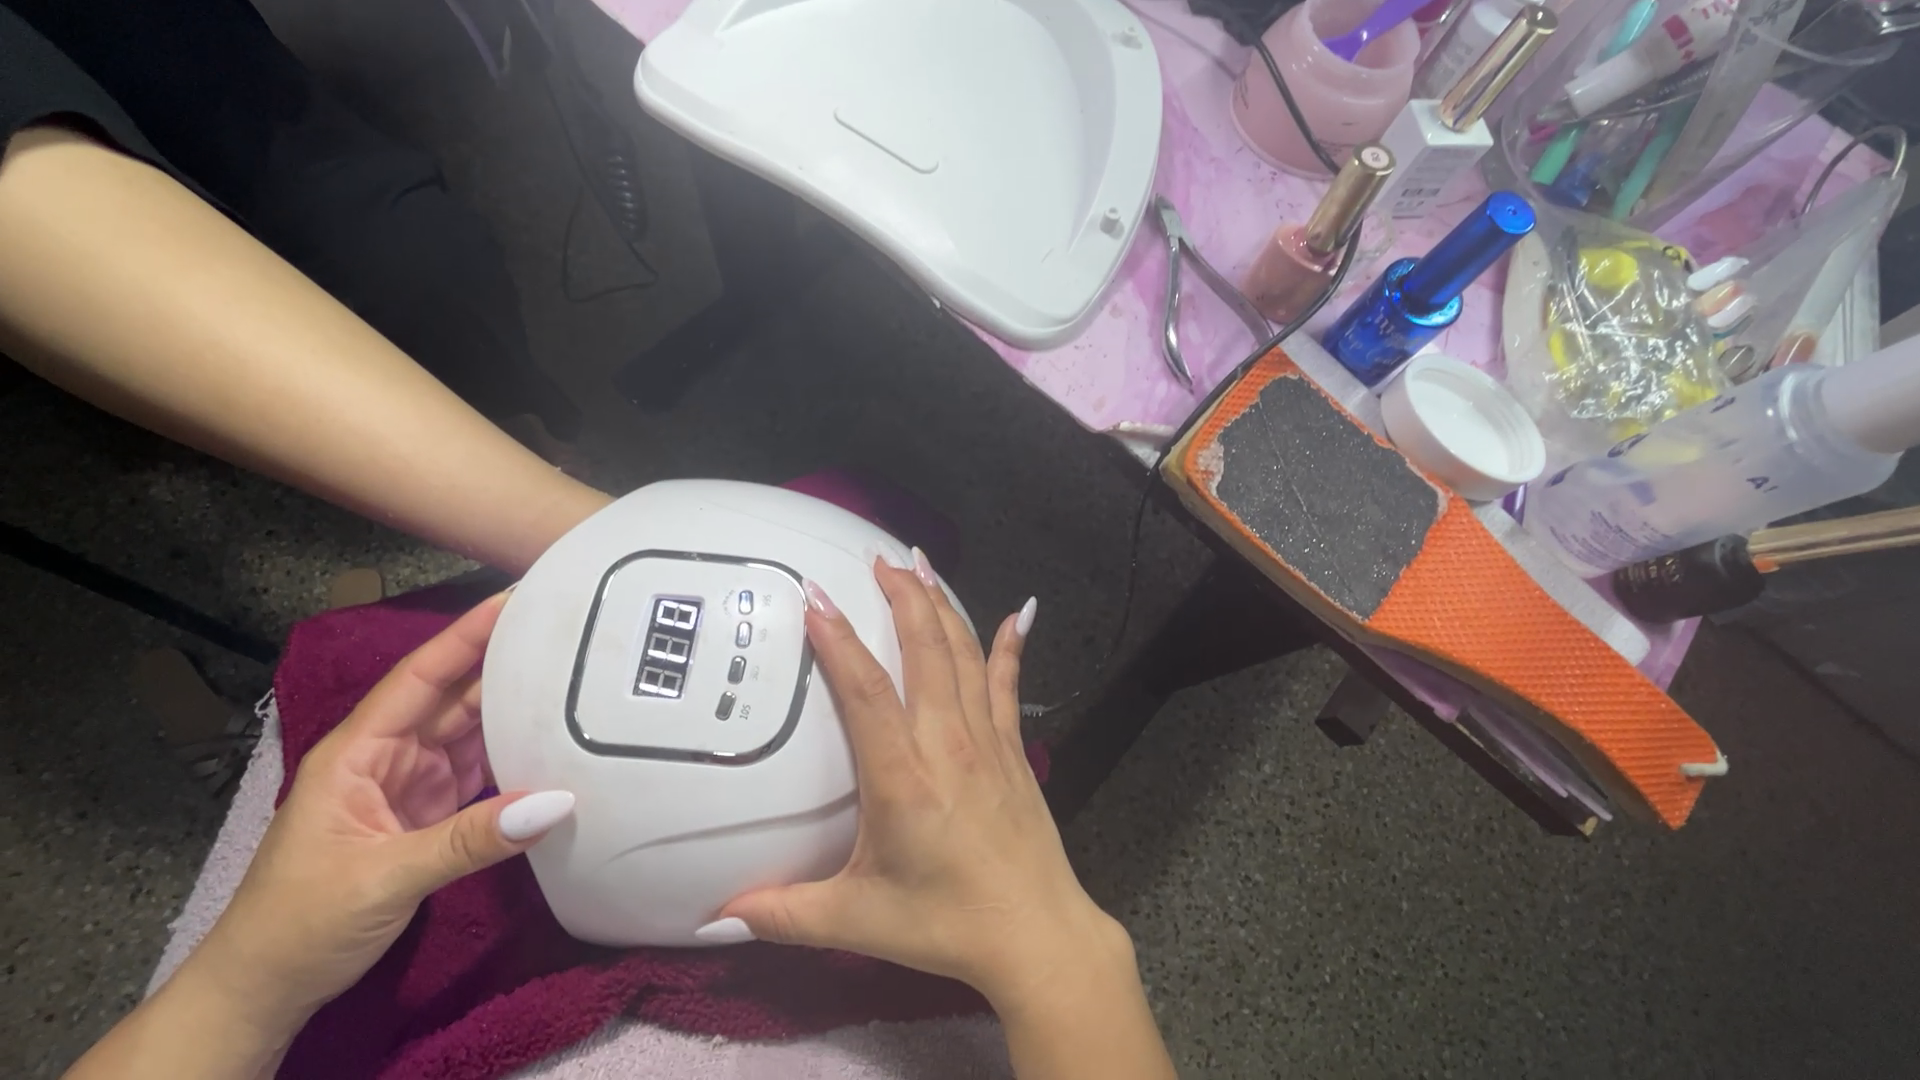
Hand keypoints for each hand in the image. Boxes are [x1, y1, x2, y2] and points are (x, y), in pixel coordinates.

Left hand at [183, 593, 576, 1036]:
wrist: (266, 990)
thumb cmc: (298, 924)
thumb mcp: (382, 879)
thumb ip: (469, 840)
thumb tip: (557, 802)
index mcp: (359, 752)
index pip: (419, 678)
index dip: (466, 636)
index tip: (514, 600)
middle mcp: (390, 756)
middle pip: (456, 698)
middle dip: (506, 663)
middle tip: (567, 634)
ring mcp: (415, 784)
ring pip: (474, 732)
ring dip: (520, 709)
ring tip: (576, 678)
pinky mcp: (435, 814)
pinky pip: (485, 772)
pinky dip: (520, 757)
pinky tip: (558, 743)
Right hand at [714, 552, 1129, 1005]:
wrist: (1037, 936)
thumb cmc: (946, 924)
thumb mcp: (857, 921)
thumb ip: (784, 913)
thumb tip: (712, 917)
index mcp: (903, 777)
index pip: (865, 690)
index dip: (838, 639)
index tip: (815, 596)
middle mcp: (947, 743)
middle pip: (924, 650)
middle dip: (900, 597)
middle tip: (876, 559)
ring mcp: (988, 741)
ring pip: (965, 656)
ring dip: (942, 606)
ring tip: (922, 565)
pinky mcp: (1015, 750)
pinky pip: (1009, 685)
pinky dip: (1010, 647)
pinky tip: (1017, 613)